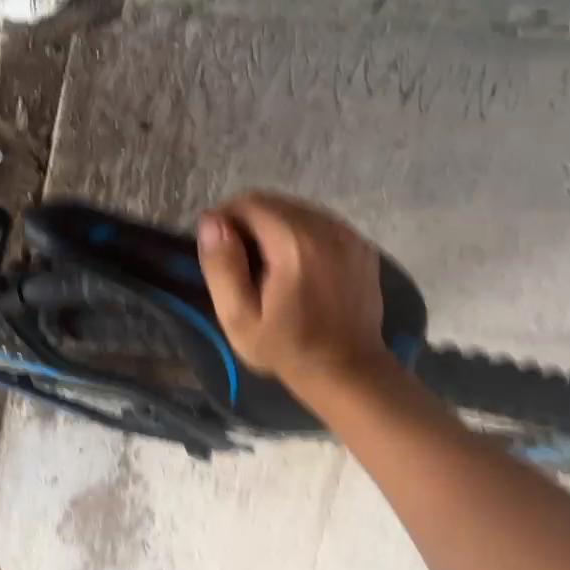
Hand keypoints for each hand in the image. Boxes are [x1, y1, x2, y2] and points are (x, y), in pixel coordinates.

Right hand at [196, 191, 394, 389]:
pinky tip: (289, 267)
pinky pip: (318, 223)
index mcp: (296, 245)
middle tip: (234, 261)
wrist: (346, 367)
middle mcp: (328, 229)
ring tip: (260, 265)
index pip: (249, 203)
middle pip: (273, 202)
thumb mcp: (238, 316)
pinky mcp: (360, 246)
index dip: (222, 219)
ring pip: (296, 210)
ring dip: (270, 227)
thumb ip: (222, 266)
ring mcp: (349, 235)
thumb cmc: (285, 346)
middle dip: (245, 223)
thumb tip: (210, 223)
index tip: (214, 251)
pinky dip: (296, 234)